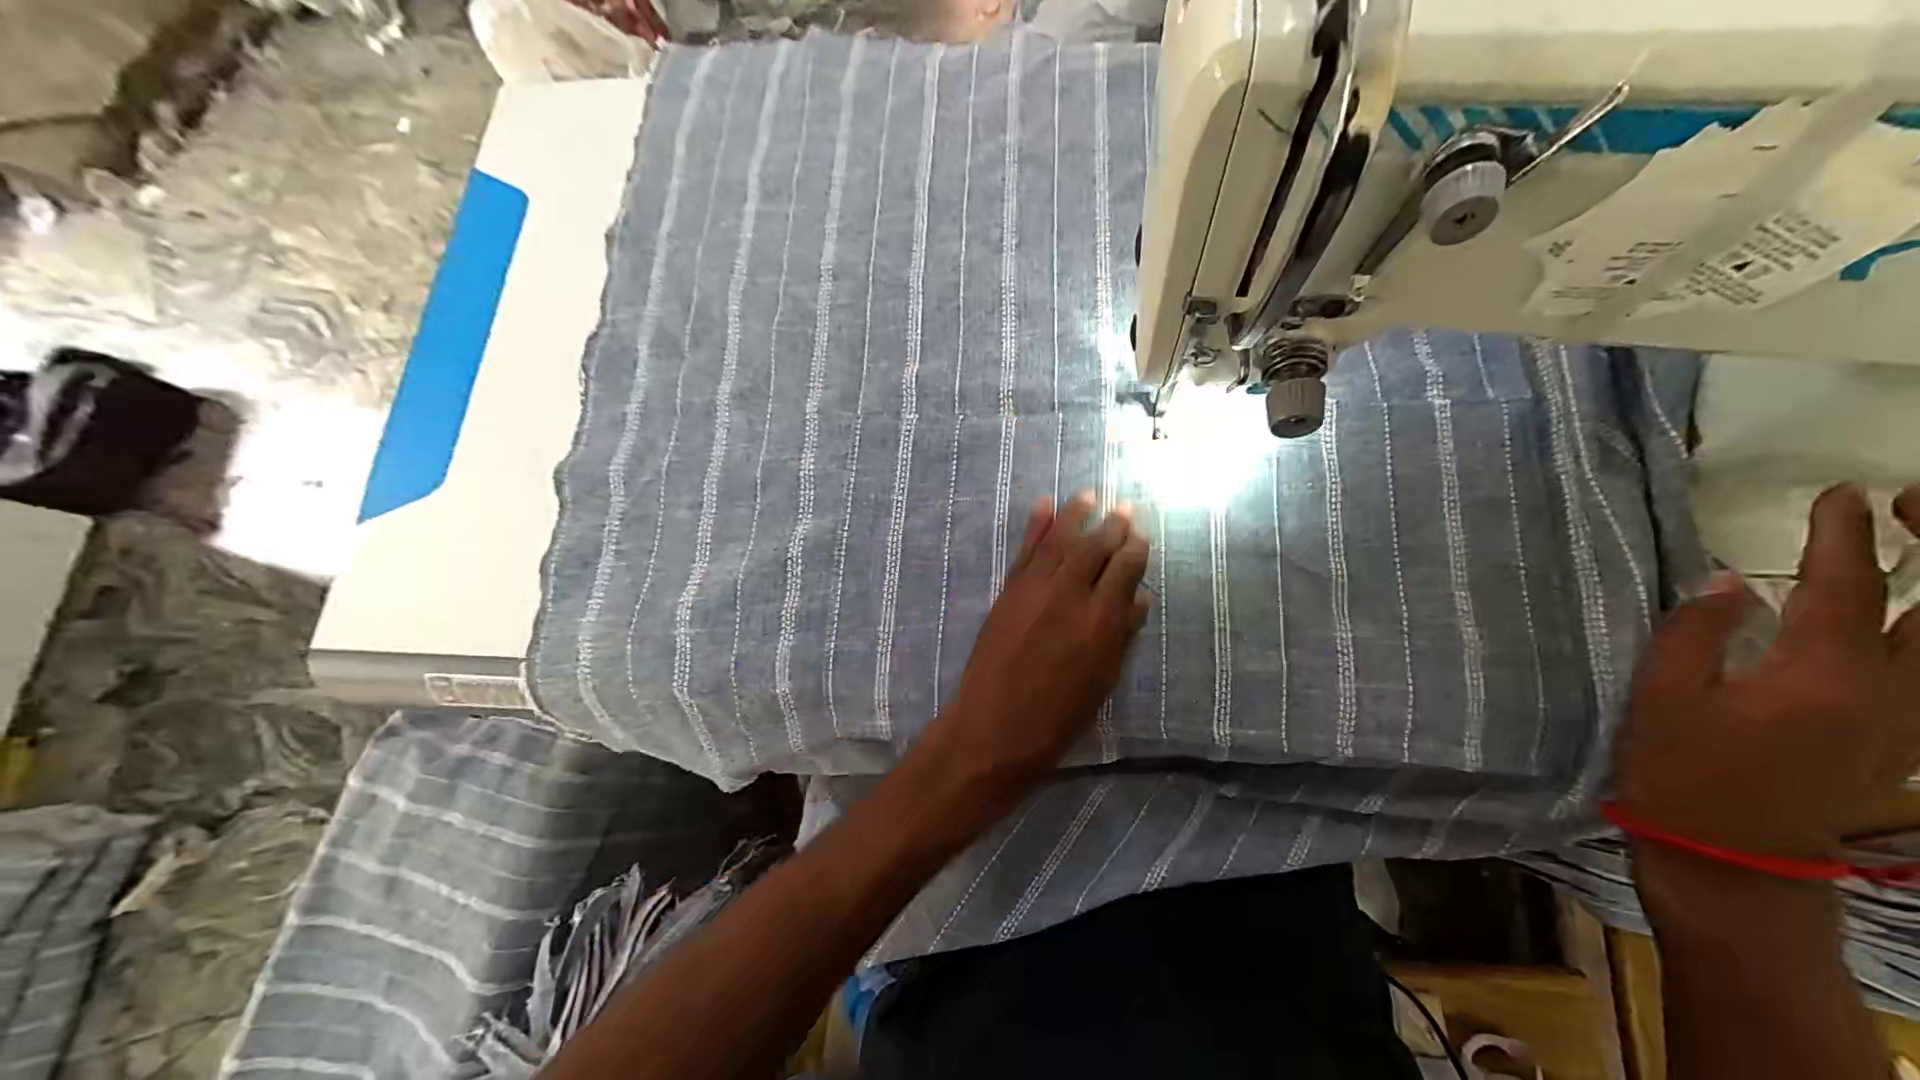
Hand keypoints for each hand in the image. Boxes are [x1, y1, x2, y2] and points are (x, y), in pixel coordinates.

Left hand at [914, 491, 1150, 803]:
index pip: (1125, 569)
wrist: (995, 726)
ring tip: (1089, 493)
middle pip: (1096, 548)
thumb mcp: (1102, 679)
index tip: (1141, 536)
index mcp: (1102, 620)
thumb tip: (1141, 598)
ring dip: (1075, 514)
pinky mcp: (1009, 591)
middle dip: (1113, 526)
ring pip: (1061, 541)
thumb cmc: (1059, 714)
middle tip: (1124, 508)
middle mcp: (1071, 595)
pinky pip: (1025, 551)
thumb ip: (1122, 634)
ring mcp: (1035, 589)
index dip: (1135, 550)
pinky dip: (1035, 527)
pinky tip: (1044, 505)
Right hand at [1615, 482, 1919, 861]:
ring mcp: (1908, 720)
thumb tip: (1730, 581)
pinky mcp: (1904, 739)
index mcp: (1821, 678)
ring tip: (1912, 555)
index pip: (1847, 588)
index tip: (1843, 493)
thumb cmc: (1680, 768)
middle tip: (1908, 507)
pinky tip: (1899, 623)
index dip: (1846, 536)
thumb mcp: (1663, 696)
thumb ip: (1696, 632)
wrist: (1727, 852)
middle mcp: (1889, 693)